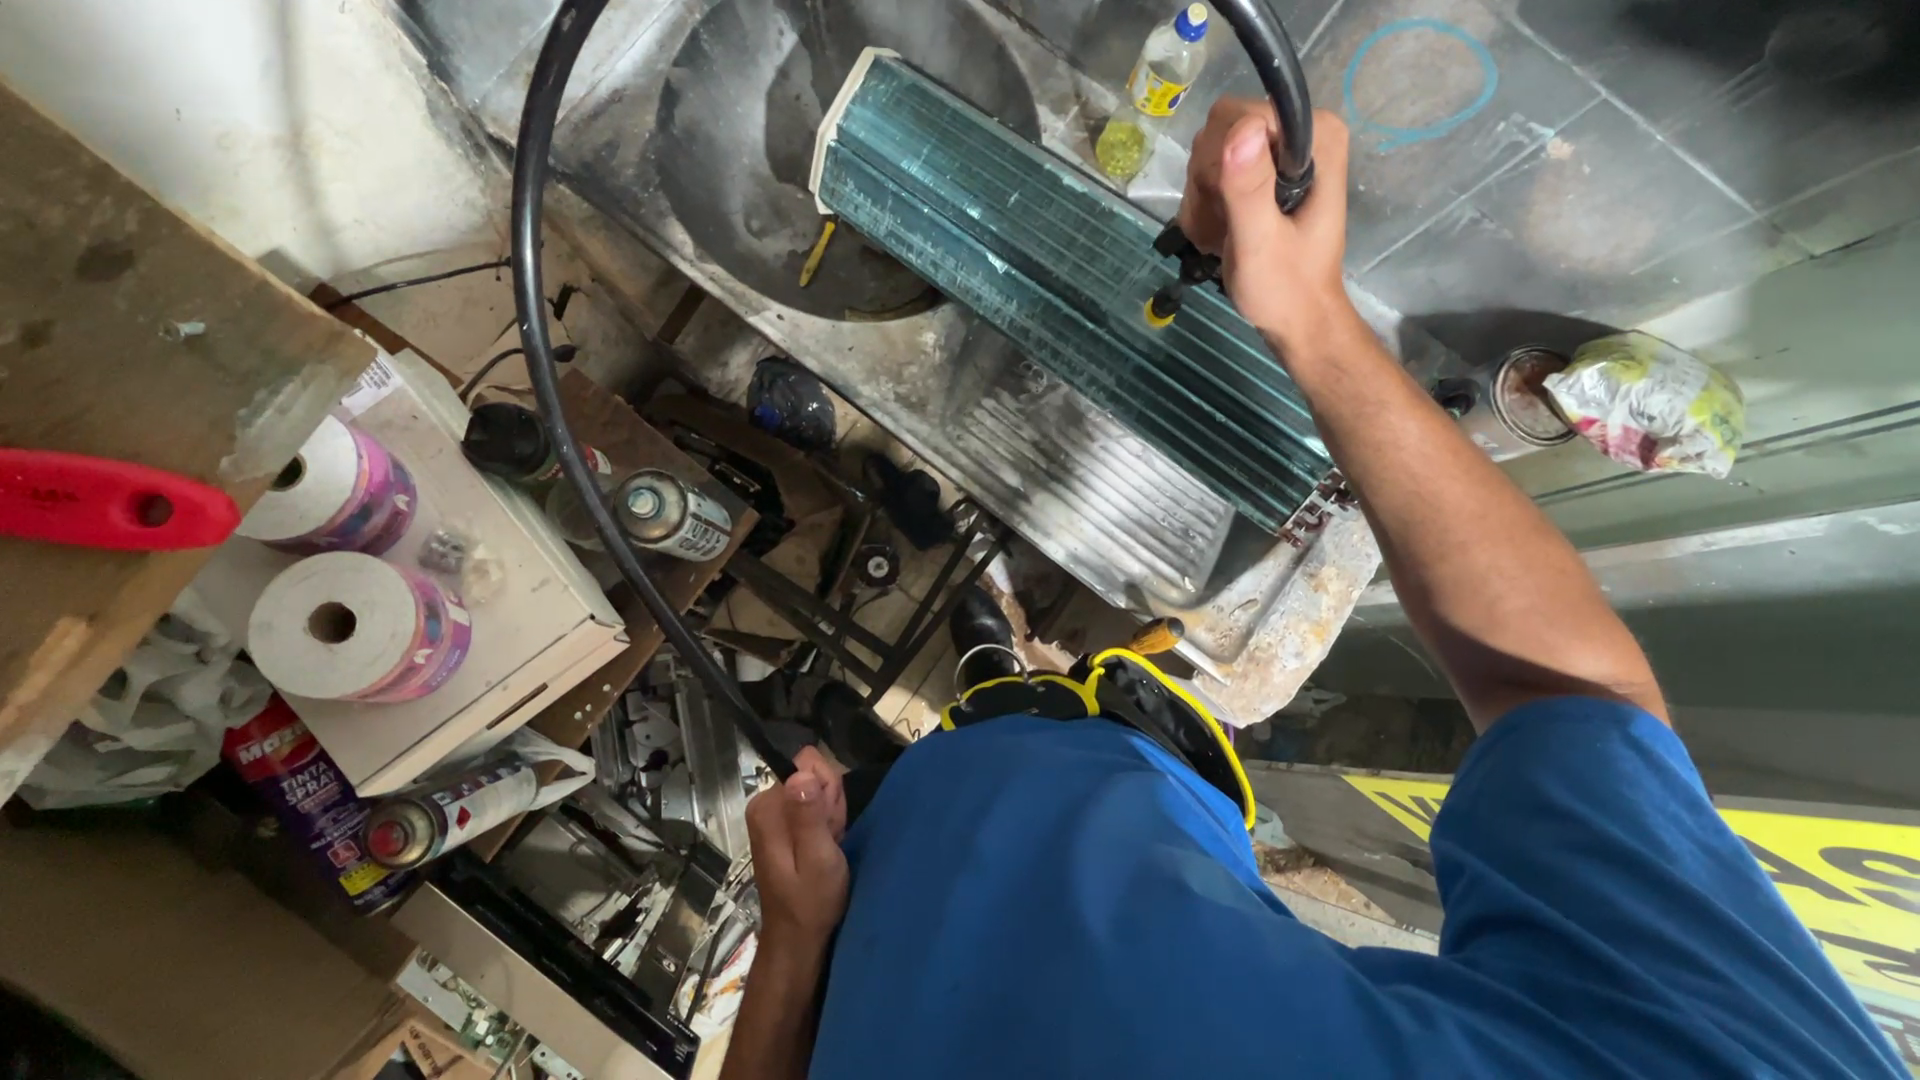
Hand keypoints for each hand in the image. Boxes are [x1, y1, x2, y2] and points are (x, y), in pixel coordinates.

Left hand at [745, 746, 848, 945]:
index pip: (807, 764)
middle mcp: (766, 804)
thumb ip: (808, 814)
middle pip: (812, 774)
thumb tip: (801, 772)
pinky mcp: (785, 823)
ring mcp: (775, 813)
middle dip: (829, 804)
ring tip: (829, 844)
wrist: (798, 935)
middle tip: (830, 838)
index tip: (829, 821)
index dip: (827, 790)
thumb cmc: (810, 901)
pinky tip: (827, 844)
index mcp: (768, 807)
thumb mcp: (818, 858)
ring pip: (817, 789)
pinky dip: (827, 823)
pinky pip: (815, 804)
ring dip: (830, 815)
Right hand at [1175, 100, 1356, 360]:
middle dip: (1208, 183)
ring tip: (1224, 235)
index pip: (1238, 115)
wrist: (1297, 320)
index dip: (1221, 161)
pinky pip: (1211, 173)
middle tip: (1226, 225)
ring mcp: (1278, 153)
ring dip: (1203, 200)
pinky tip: (1221, 234)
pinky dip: (1205, 208)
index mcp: (1316, 137)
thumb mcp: (1262, 243)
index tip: (1229, 206)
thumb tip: (1239, 132)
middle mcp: (1300, 133)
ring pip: (1209, 154)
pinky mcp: (1262, 173)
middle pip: (1219, 131)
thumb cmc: (1284, 288)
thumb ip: (1249, 189)